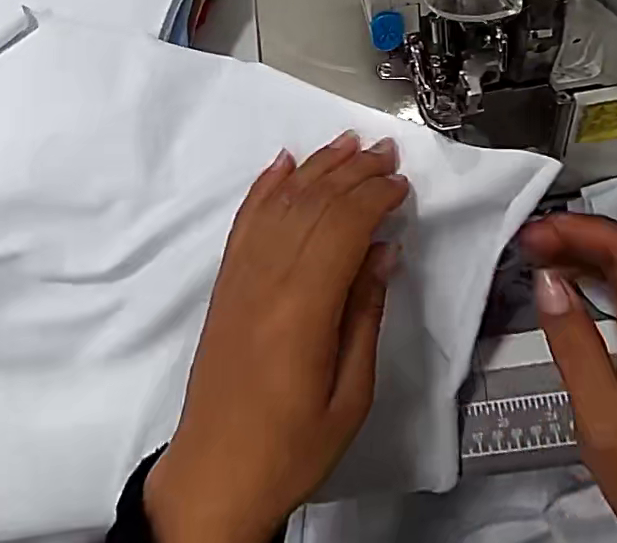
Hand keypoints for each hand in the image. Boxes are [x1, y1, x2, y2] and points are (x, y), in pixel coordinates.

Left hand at [145, 131, 407, 542]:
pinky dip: (266, 185)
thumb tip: (384, 252)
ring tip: (346, 143)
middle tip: (386, 152)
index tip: (402, 185)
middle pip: (314, 203)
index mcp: (303, 307)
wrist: (214, 474)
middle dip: (354, 171)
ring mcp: (240, 274)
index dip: (375, 197)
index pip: (343, 226)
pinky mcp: (225, 279)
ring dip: (316, 166)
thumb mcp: (350, 393)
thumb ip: (365, 313)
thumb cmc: (292, 445)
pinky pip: (247, 218)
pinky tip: (283, 162)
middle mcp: (267, 277)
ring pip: (282, 201)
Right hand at [520, 214, 616, 542]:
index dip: (597, 234)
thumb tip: (547, 282)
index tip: (546, 231)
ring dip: (587, 249)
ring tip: (539, 248)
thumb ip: (576, 349)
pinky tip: (564, 274)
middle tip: (532, 237)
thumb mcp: (605, 425)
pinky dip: (593, 270)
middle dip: (585, 235)